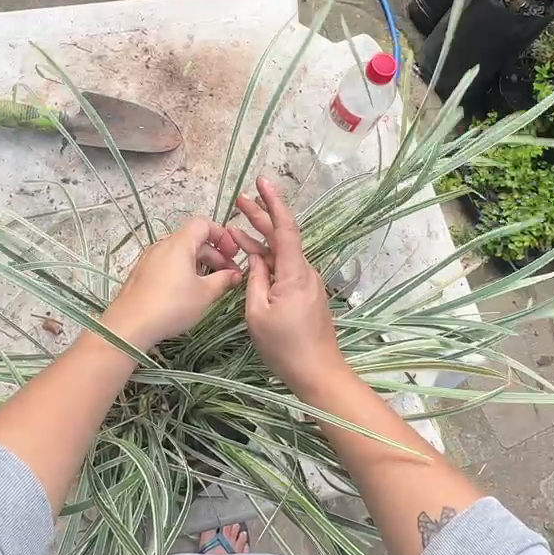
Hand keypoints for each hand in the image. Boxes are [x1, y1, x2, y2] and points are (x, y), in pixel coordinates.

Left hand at [100, 217, 244, 348]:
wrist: (130, 325)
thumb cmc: (172, 305)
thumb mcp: (204, 294)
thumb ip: (223, 280)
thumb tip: (235, 274)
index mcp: (179, 244)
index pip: (203, 224)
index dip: (222, 235)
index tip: (233, 254)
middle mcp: (163, 246)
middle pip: (193, 239)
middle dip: (214, 254)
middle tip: (229, 274)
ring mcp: (149, 259)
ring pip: (180, 253)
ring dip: (200, 264)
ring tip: (212, 285)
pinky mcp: (142, 274)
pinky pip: (168, 264)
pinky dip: (183, 270)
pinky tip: (189, 291)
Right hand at [234, 177, 348, 391]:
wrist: (318, 373)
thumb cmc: (285, 347)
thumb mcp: (257, 313)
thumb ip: (255, 280)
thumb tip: (255, 258)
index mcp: (294, 272)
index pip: (285, 227)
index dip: (273, 202)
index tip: (262, 181)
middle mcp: (304, 271)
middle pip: (282, 236)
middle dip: (261, 216)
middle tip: (239, 199)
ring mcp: (306, 283)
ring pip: (281, 253)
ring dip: (259, 240)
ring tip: (235, 227)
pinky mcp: (305, 295)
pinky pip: (284, 269)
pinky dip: (266, 259)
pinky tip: (249, 258)